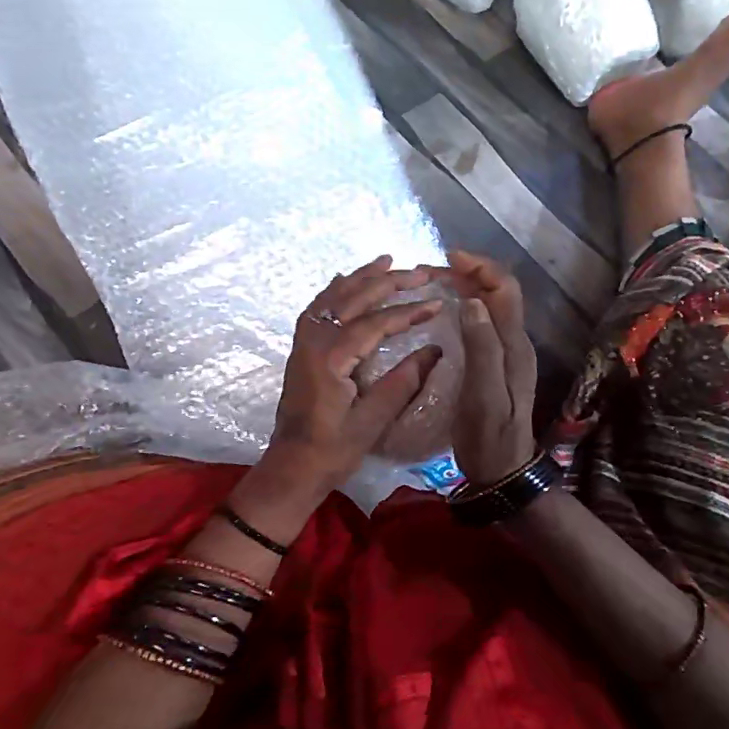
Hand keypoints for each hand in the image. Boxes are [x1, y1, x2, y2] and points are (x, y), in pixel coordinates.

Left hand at [254, 256, 446, 503]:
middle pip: (354, 298)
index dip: (408, 311)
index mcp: (331, 355)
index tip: (437, 303)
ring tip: (388, 261)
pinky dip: (337, 290)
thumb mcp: (373, 420)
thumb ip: (403, 382)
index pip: (376, 322)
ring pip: (334, 296)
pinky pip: (319, 307)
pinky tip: (346, 280)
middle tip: (421, 272)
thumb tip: (434, 351)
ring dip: (362, 277)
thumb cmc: (332, 450)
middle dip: (389, 281)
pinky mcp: (302, 349)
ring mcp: (304, 342)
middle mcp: (314, 339)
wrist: (292, 467)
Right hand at [441, 251, 537, 483]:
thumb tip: (472, 301)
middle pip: (498, 293)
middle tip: (430, 273)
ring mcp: (506, 354)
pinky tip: (442, 315)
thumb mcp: (483, 395)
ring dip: (466, 289)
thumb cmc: (489, 436)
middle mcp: (514, 343)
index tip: (447, 259)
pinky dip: (464, 309)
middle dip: (469, 274)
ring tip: (432, 286)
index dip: (480, 267)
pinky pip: (482, 325)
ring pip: (490, 307)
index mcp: (513, 345)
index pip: (505, 289)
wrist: (502, 471)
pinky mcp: (495, 365)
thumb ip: (482, 348)